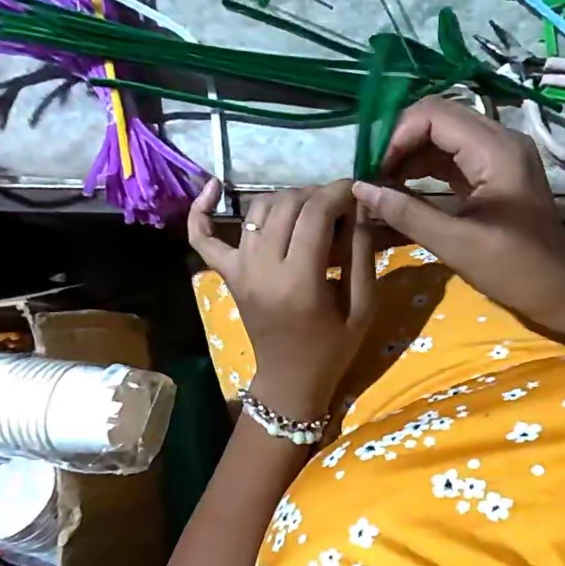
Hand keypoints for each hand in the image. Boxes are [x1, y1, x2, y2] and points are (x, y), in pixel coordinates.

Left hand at [188, 179, 374, 422]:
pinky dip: (202, 210)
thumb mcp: (362, 306)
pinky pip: (203, 238)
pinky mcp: (227, 275)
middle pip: (286, 205)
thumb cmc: (332, 348)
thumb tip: (359, 208)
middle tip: (338, 202)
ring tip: (309, 206)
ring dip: (285, 198)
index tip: (356, 188)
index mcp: (300, 281)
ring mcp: (239, 270)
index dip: (338, 192)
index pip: (315, 214)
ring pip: (257, 211)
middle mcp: (263, 269)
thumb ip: (361, 254)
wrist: (291, 380)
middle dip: (316, 193)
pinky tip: (214, 186)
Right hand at [351, 96, 564, 324]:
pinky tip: (402, 188)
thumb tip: (360, 188)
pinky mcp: (496, 172)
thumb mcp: (457, 244)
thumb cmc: (516, 269)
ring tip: (381, 184)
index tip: (373, 170)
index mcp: (496, 150)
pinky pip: (454, 156)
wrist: (562, 288)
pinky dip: (427, 168)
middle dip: (400, 142)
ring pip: (444, 136)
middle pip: (438, 118)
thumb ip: (406, 213)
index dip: (397, 136)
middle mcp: (500, 140)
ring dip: (411, 155)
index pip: (434, 115)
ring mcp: (500, 155)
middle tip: (372, 175)